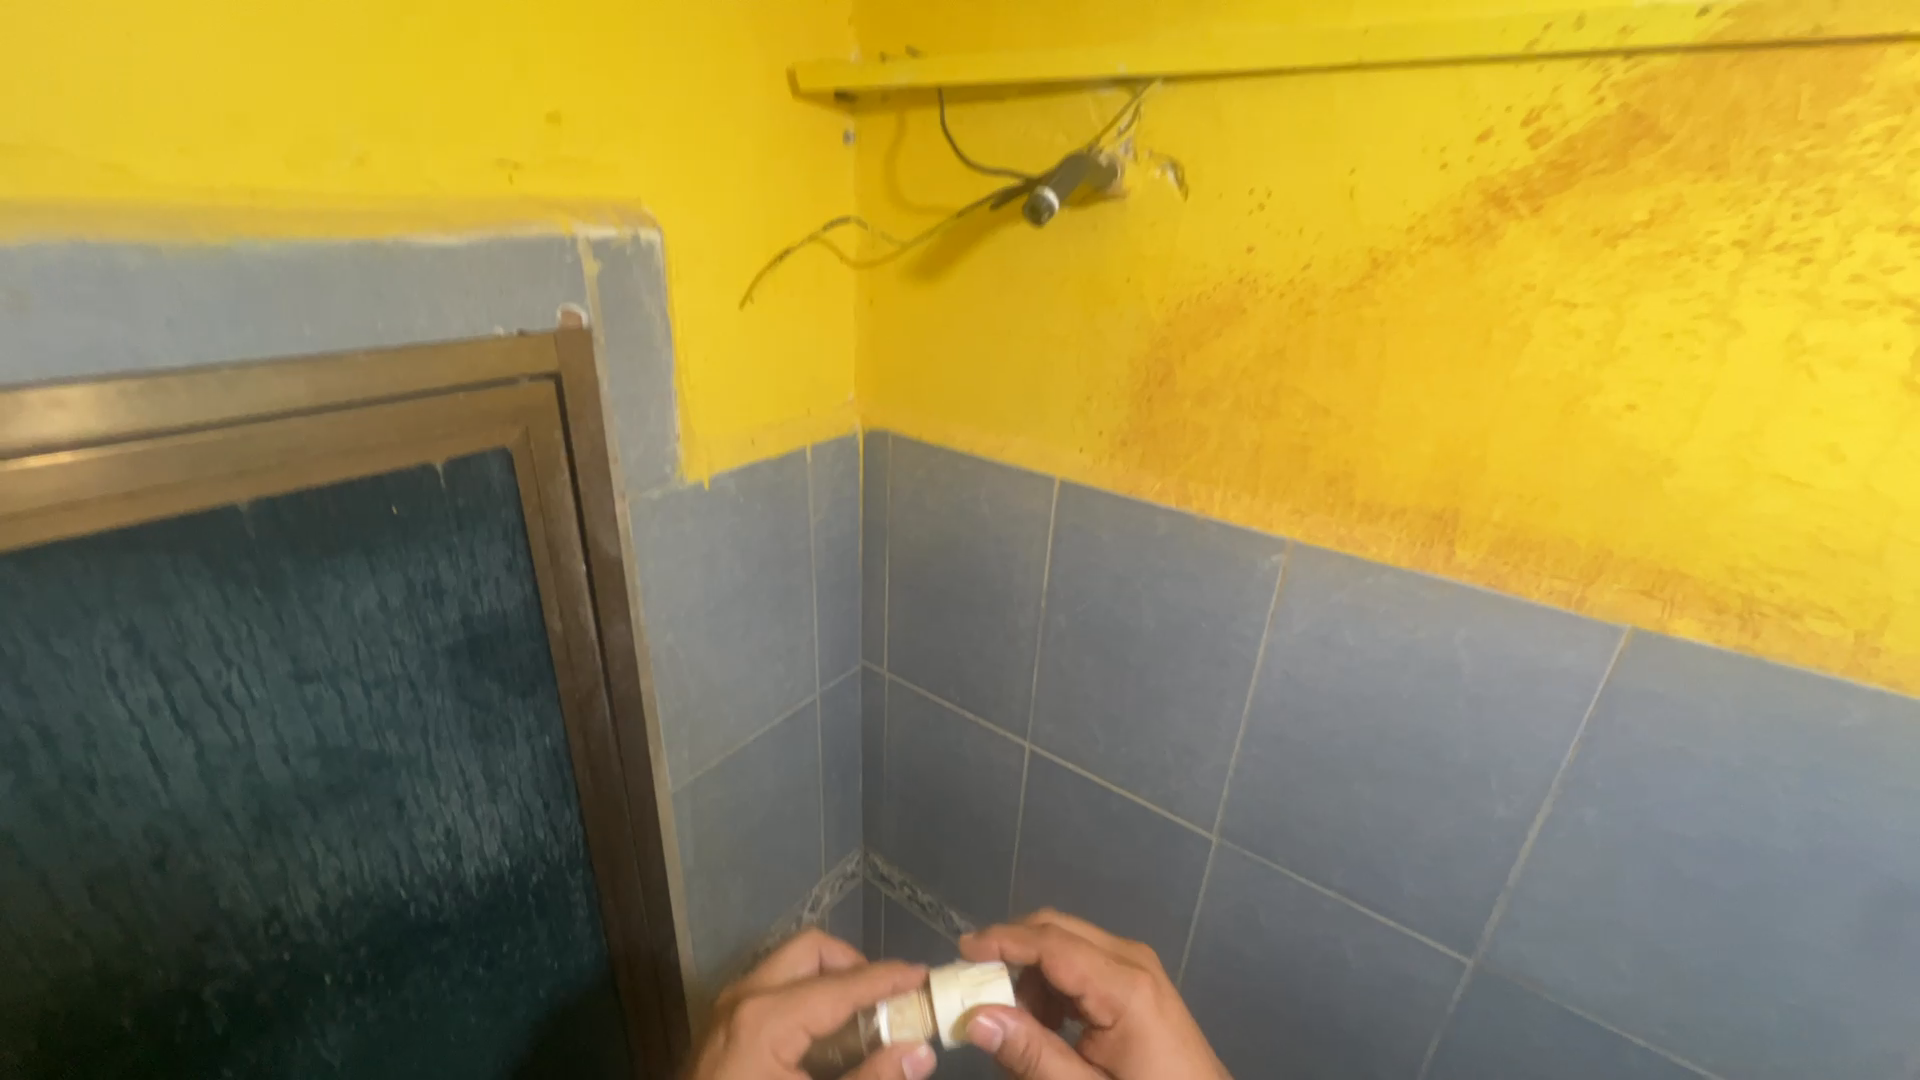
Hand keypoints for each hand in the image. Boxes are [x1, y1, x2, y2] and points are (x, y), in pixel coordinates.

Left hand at [688, 928, 936, 1079]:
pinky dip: (805, 992)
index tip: (924, 976)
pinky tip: (822, 1035)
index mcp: (767, 1018)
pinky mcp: (721, 1024)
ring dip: (829, 977)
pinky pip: (772, 985)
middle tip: (884, 1001)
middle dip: (854, 966)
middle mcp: (745, 996)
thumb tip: (920, 1052)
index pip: (843, 985)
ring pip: (790, 962)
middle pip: (813, 950)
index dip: (888, 978)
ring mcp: (728, 1007)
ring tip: (858, 1017)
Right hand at [957, 910, 1229, 1079]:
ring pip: (1066, 944)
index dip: (1002, 941)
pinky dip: (1054, 985)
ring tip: (1015, 1026)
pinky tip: (1046, 1026)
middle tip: (975, 989)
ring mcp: (1137, 965)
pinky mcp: (1138, 979)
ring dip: (1032, 974)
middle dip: (1012, 953)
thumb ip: (1032, 1055)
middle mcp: (1131, 959)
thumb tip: (976, 1018)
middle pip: (1056, 930)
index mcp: (1124, 985)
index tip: (961, 951)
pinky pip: (1083, 963)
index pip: (1050, 942)